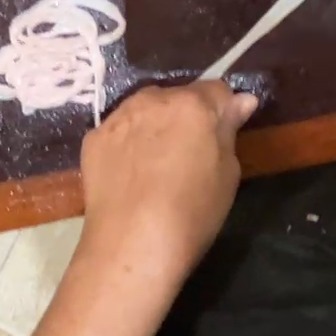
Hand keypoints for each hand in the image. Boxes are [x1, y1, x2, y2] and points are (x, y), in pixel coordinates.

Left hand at [77, 82, 258, 280]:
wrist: (131, 244)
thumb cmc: (191, 212)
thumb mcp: (228, 174)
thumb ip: (229, 130)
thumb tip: (241, 100)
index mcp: (193, 104)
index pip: (218, 90)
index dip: (224, 111)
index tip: (222, 136)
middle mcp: (153, 99)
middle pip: (178, 97)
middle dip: (186, 116)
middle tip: (188, 155)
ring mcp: (119, 116)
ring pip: (145, 110)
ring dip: (155, 125)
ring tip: (155, 165)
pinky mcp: (94, 137)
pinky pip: (119, 130)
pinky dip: (127, 144)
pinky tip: (129, 174)